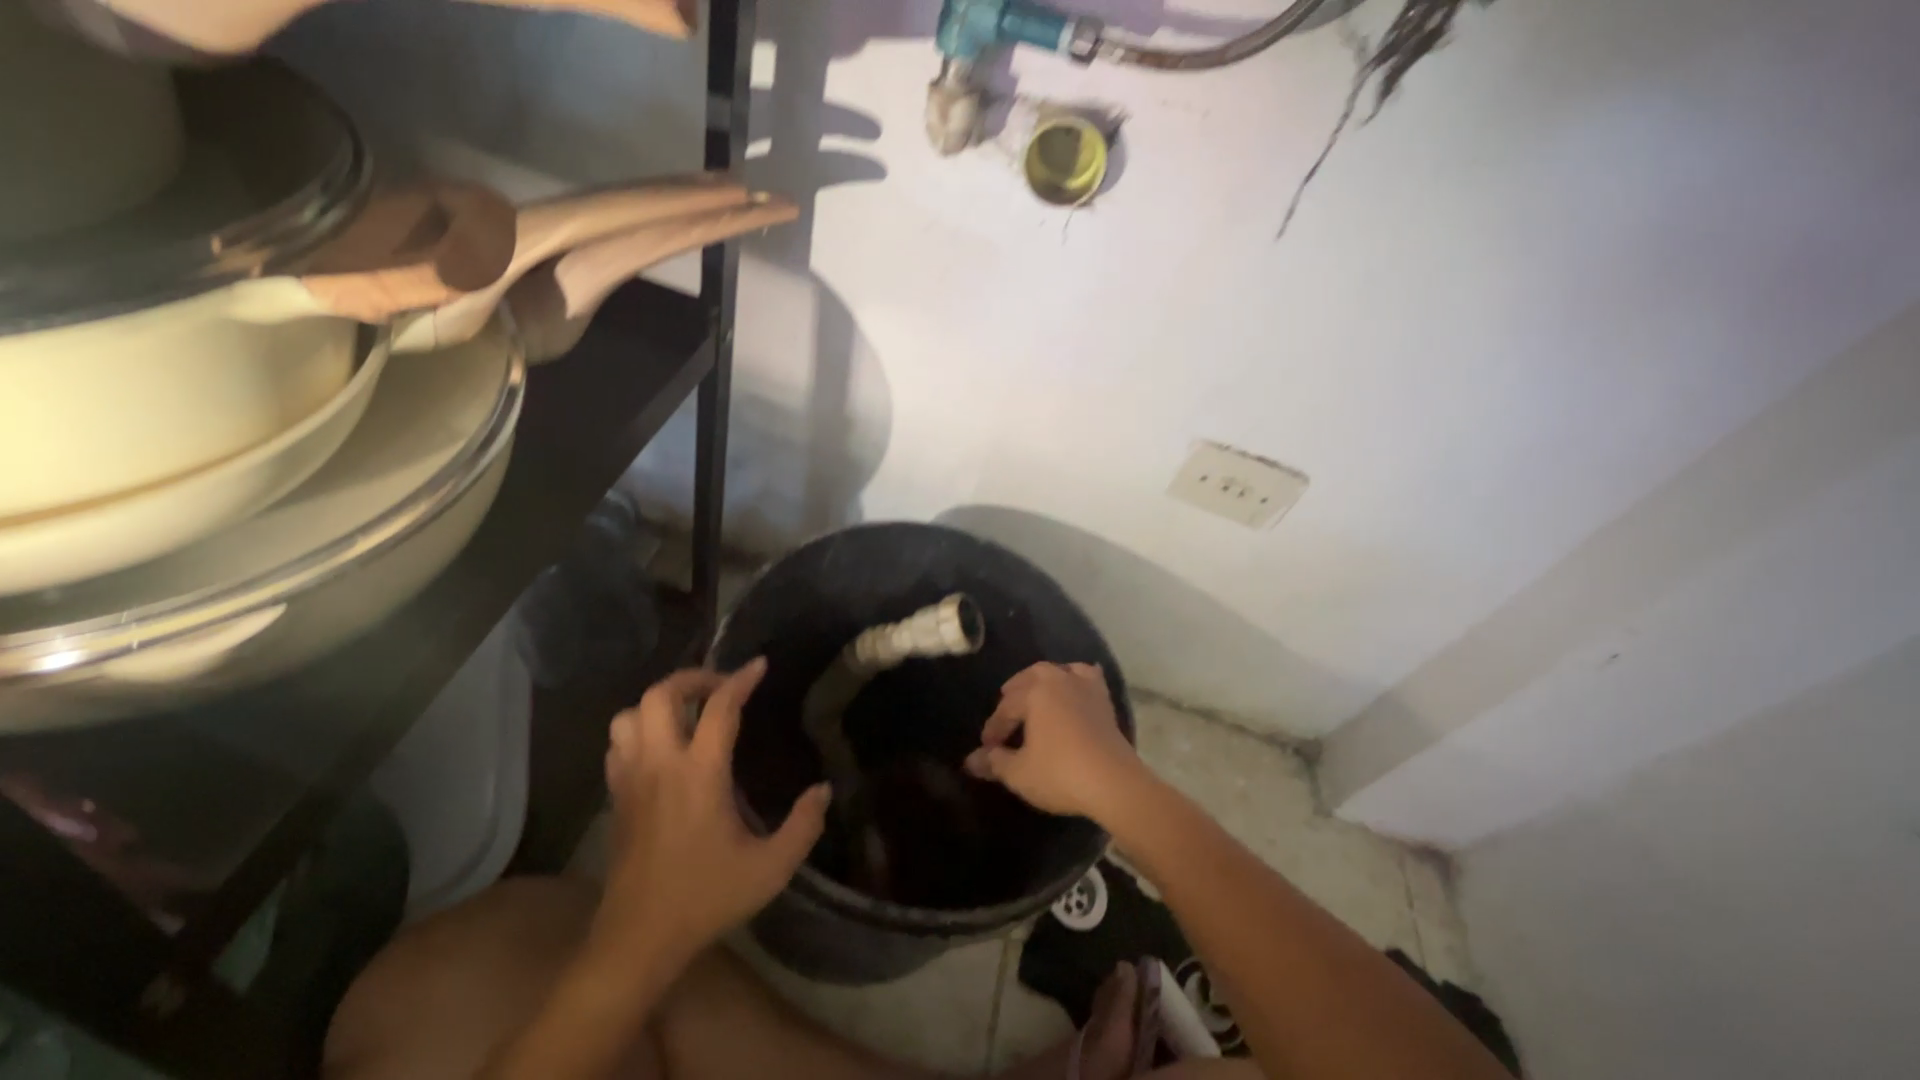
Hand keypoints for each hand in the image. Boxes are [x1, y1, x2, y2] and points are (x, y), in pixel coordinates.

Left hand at [594, 659, 830, 963]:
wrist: (640, 937)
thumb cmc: (707, 898)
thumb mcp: (771, 868)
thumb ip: (804, 825)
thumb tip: (822, 790)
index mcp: (700, 774)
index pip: (719, 708)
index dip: (741, 680)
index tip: (760, 666)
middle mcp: (660, 765)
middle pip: (661, 694)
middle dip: (691, 678)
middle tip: (720, 687)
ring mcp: (631, 779)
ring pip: (630, 715)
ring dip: (658, 702)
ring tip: (687, 713)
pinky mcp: (616, 797)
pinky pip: (618, 743)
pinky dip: (639, 729)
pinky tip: (661, 747)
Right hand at [964, 662, 1146, 821]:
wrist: (1114, 784)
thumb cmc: (1061, 774)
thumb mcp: (1019, 773)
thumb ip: (994, 762)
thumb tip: (971, 760)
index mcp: (1035, 692)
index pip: (1006, 708)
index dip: (994, 729)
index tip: (987, 749)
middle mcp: (1060, 680)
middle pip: (1030, 679)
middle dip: (1013, 696)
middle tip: (1005, 716)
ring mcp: (1086, 688)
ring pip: (1058, 672)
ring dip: (1042, 681)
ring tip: (1034, 696)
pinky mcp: (1105, 701)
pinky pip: (1086, 678)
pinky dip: (1075, 679)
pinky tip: (1073, 689)